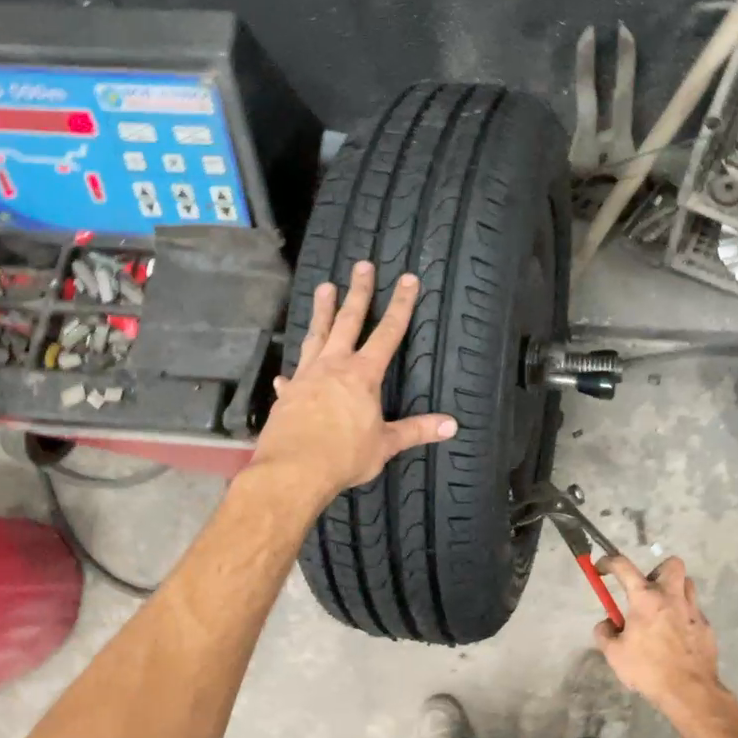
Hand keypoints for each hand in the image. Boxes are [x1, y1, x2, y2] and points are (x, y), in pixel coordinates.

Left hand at [253, 261, 457, 504]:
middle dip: (359, 292)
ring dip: (322, 311)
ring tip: (324, 287)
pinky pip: (291, 378)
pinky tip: (285, 373)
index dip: (401, 305)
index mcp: (362, 375)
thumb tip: (452, 425)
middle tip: (362, 265)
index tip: (407, 279)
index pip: (388, 333)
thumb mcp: (386, 444)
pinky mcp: (287, 396)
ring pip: (316, 336)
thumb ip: (417, 430)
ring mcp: (306, 378)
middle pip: (348, 321)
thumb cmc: (344, 456)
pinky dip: (291, 373)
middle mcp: (333, 367)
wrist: (292, 472)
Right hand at [593, 555, 723, 715]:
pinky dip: (685, 617)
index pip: (623, 566)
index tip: (602, 568)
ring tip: (664, 612)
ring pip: (687, 584)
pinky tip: (678, 636)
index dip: (609, 562)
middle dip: (658, 571)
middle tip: (648, 592)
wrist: (689, 692)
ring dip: (675, 591)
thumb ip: (605, 634)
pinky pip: (695, 611)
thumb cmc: (648, 669)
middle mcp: (671, 596)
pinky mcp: (706, 627)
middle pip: (671, 564)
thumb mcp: (614, 655)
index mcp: (645, 598)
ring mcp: (693, 610)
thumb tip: (606, 623)